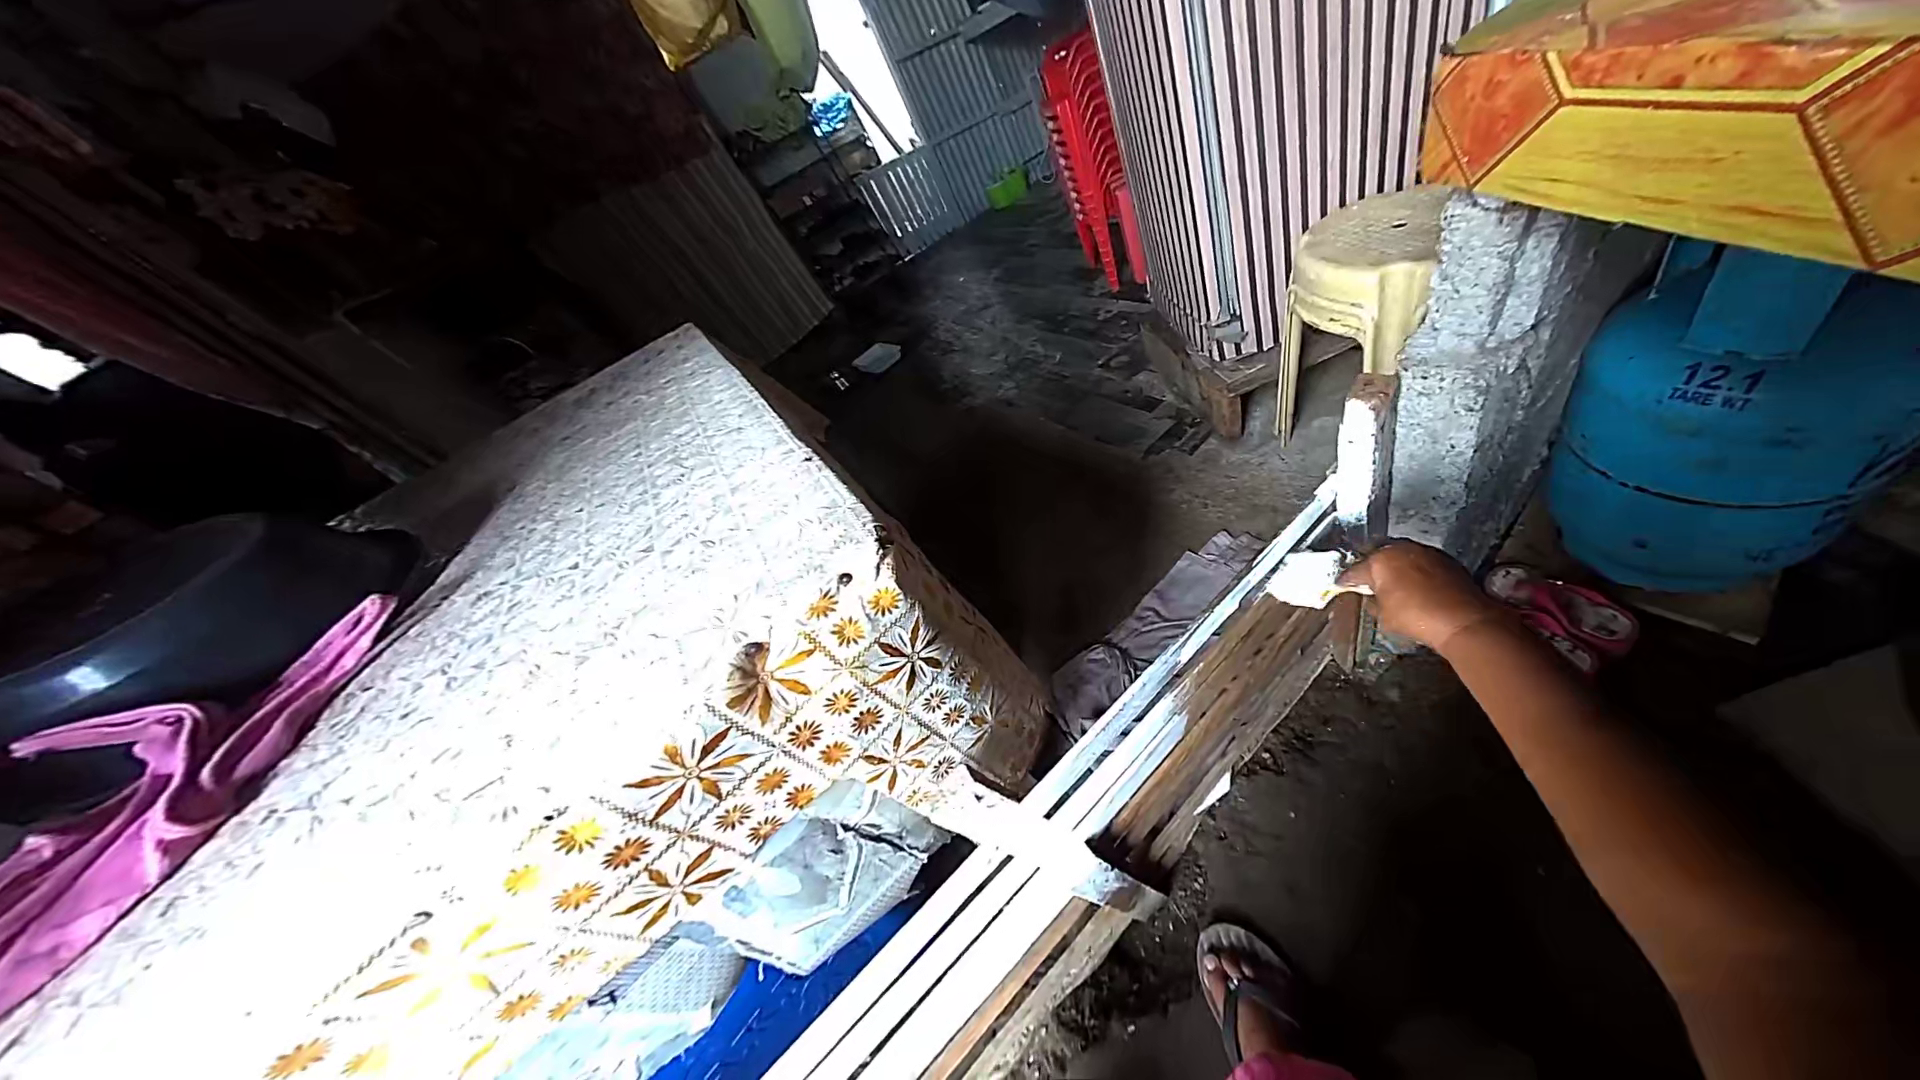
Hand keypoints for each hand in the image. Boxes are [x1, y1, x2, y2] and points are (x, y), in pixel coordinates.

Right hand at [1338, 540, 1504, 652]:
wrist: (1463, 621)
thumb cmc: (1416, 617)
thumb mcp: (1382, 615)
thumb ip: (1372, 601)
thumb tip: (1373, 598)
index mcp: (1379, 560)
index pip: (1354, 571)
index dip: (1346, 581)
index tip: (1342, 586)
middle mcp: (1401, 550)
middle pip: (1379, 558)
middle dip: (1373, 571)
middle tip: (1368, 585)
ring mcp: (1426, 553)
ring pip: (1402, 558)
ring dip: (1396, 570)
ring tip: (1394, 586)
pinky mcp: (1446, 561)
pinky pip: (1421, 564)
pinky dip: (1415, 573)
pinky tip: (1416, 588)